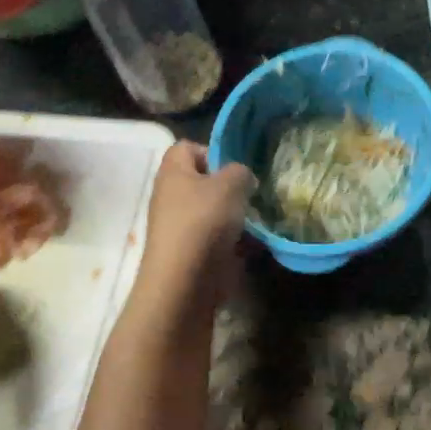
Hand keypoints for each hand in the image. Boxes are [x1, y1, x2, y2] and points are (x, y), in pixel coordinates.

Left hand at [132, 142, 255, 324]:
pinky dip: (236, 241)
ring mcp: (181, 227)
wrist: (185, 281)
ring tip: (258, 219)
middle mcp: (172, 197)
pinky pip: (218, 238)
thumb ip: (240, 171)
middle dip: (231, 187)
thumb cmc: (203, 222)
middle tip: (252, 193)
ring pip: (214, 211)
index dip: (212, 151)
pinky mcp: (192, 252)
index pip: (187, 148)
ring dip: (237, 215)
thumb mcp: (230, 184)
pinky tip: (254, 245)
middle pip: (204, 182)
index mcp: (173, 173)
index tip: (235, 167)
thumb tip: (242, 178)